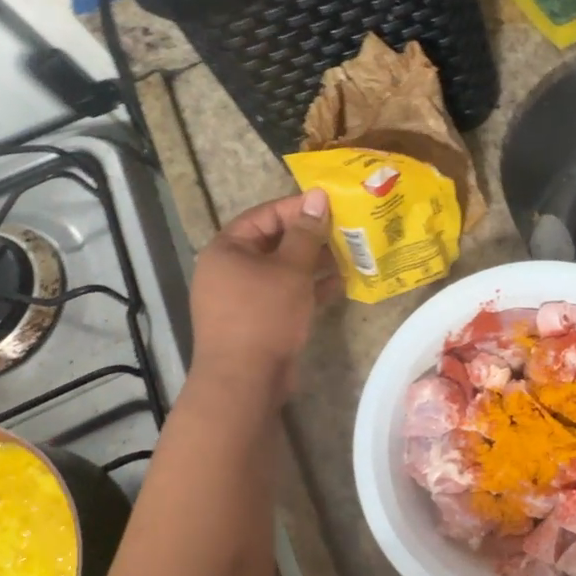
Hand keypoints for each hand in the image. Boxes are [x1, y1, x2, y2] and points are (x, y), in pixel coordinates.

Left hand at [188, 190, 338, 403]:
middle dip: (310, 238)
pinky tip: (339, 286)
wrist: (244, 380)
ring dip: (314, 264)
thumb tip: (317, 196)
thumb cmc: (264, 315)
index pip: (264, 215)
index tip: (332, 206)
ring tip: (349, 257)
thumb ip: (306, 233)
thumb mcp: (290, 269)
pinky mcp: (256, 321)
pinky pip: (284, 295)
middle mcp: (229, 269)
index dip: (298, 208)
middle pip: (274, 243)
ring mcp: (241, 297)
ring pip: (282, 271)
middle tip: (346, 232)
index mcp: (227, 248)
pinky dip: (308, 289)